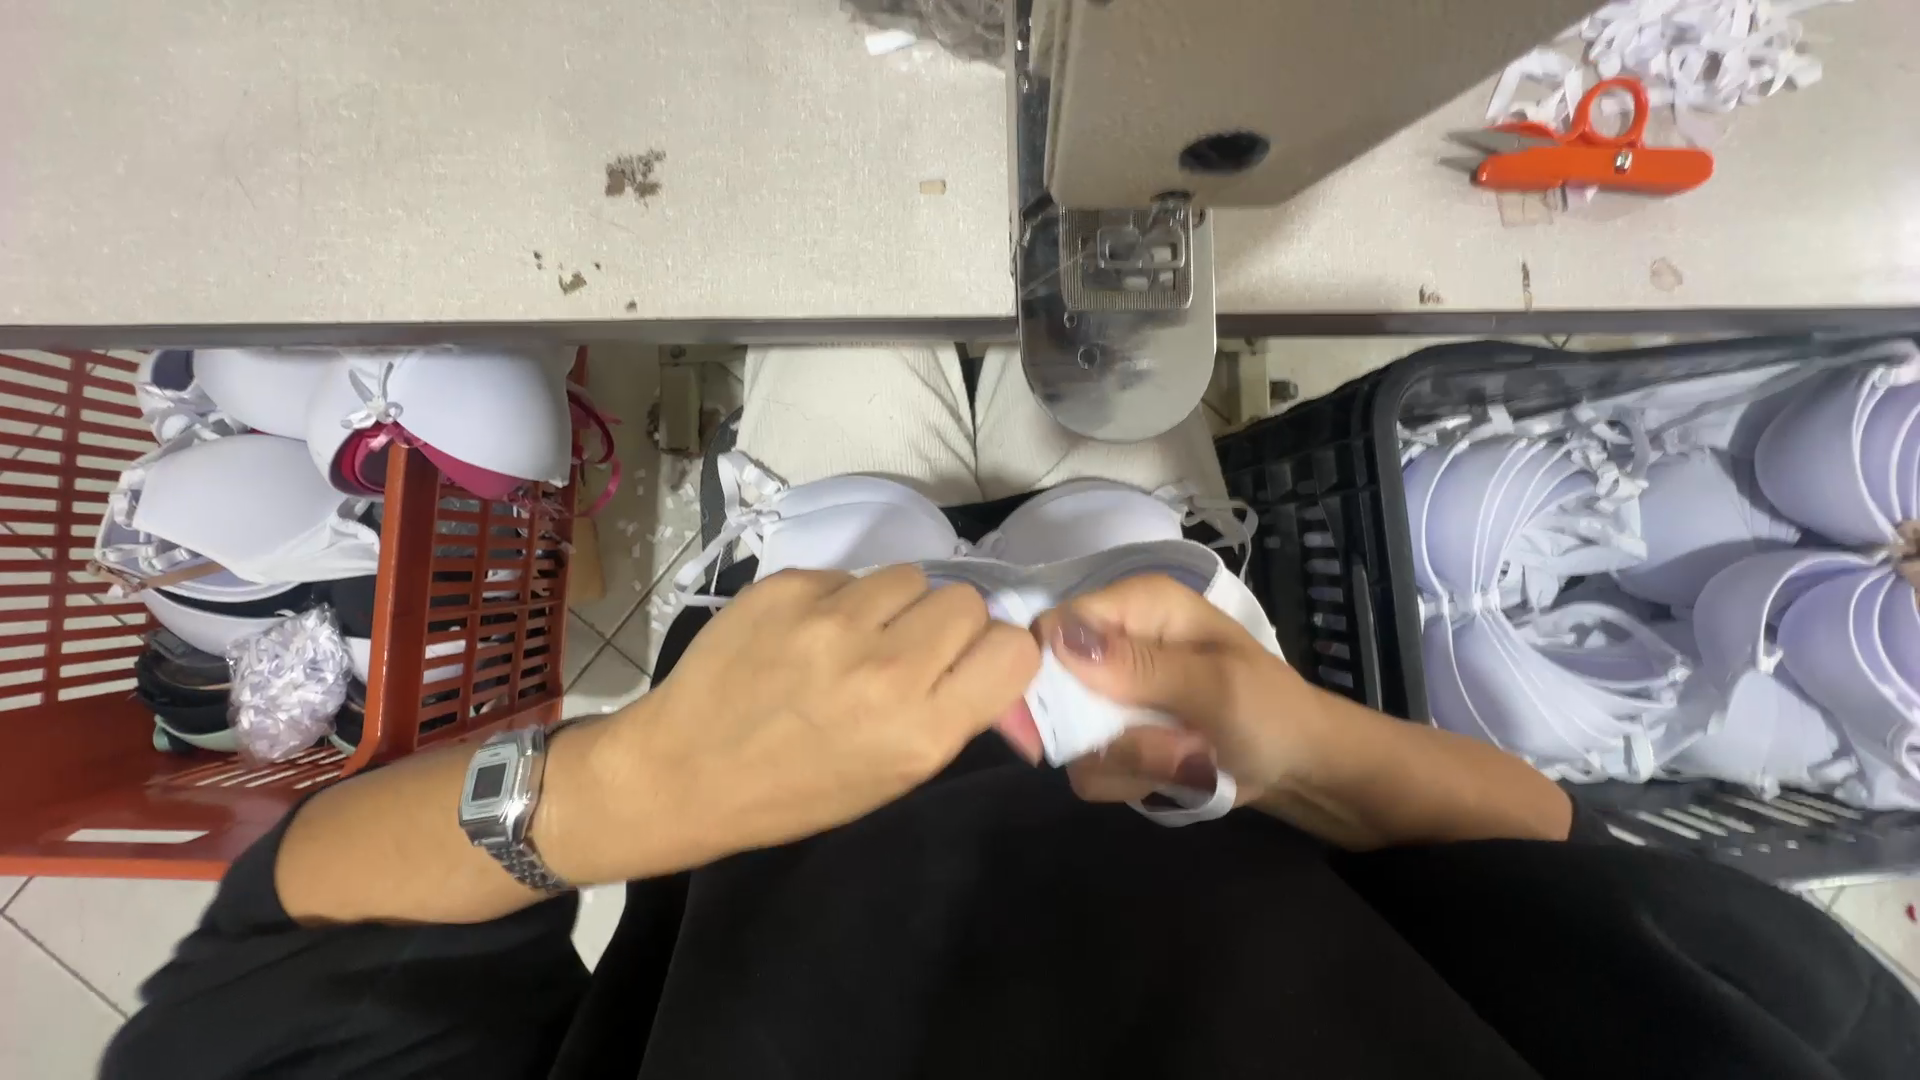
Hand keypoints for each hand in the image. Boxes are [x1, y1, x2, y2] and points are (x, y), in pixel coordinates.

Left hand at [578, 565, 1040, 874]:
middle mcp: (885, 667)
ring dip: (895, 604)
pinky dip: (840, 598)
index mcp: (920, 730)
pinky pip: (849, 573)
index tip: (970, 662)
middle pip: (967, 599)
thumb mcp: (892, 776)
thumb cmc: (795, 791)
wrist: (681, 771)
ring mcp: (832, 618)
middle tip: (908, 649)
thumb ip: (951, 713)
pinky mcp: (788, 586)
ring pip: (909, 575)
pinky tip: (805, 632)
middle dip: (948, 622)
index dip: (998, 652)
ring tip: (853, 638)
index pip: (1013, 649)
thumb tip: (995, 661)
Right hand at [1014, 575, 1322, 807]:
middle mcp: (1112, 642)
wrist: (1296, 765)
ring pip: (1067, 737)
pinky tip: (1172, 771)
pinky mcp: (1108, 735)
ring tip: (1187, 756)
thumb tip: (1057, 639)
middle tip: (1168, 746)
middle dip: (1104, 731)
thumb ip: (1141, 665)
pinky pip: (1088, 768)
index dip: (1050, 669)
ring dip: (1129, 760)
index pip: (1055, 624)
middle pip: (1050, 686)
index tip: (1082, 716)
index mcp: (1137, 605)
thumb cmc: (1270, 710)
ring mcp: (1106, 691)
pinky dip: (1131, 780)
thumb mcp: (1217, 687)